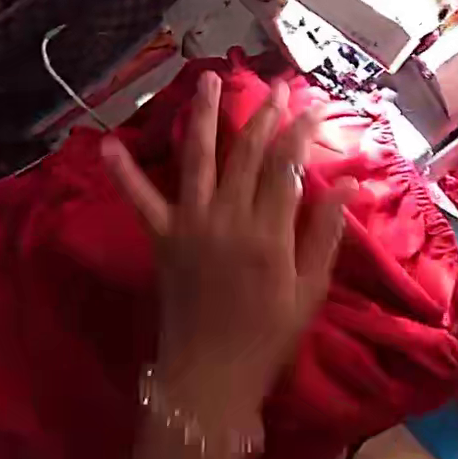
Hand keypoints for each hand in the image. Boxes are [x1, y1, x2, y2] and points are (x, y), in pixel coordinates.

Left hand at [101, 72, 353, 428]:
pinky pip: (140, 200)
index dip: (302, 131)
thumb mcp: (310, 289)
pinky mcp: (162, 237)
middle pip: (248, 152)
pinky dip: (123, 173)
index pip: (288, 166)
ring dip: (204, 115)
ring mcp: (191, 224)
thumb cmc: (268, 336)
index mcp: (269, 233)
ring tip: (208, 79)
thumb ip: (326, 232)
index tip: (314, 107)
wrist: (209, 379)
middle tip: (278, 86)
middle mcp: (228, 218)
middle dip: (265, 114)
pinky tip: (108, 144)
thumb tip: (349, 183)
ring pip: (200, 158)